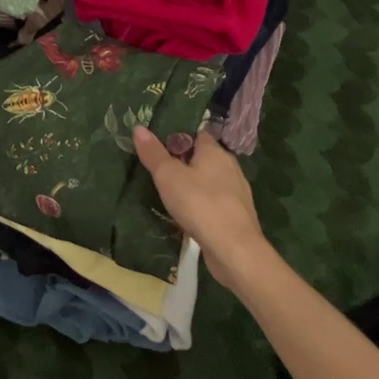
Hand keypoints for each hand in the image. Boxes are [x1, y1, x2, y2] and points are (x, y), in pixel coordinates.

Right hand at [133, 125, 270, 287]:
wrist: (234, 250)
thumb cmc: (200, 204)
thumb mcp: (168, 175)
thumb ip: (154, 153)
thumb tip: (139, 128)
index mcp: (215, 152)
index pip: (197, 134)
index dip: (179, 136)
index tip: (159, 144)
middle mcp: (230, 168)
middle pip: (204, 158)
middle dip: (185, 162)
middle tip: (160, 168)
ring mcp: (237, 194)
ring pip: (211, 182)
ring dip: (194, 185)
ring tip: (171, 192)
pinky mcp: (238, 217)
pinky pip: (215, 203)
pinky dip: (203, 205)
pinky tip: (189, 214)